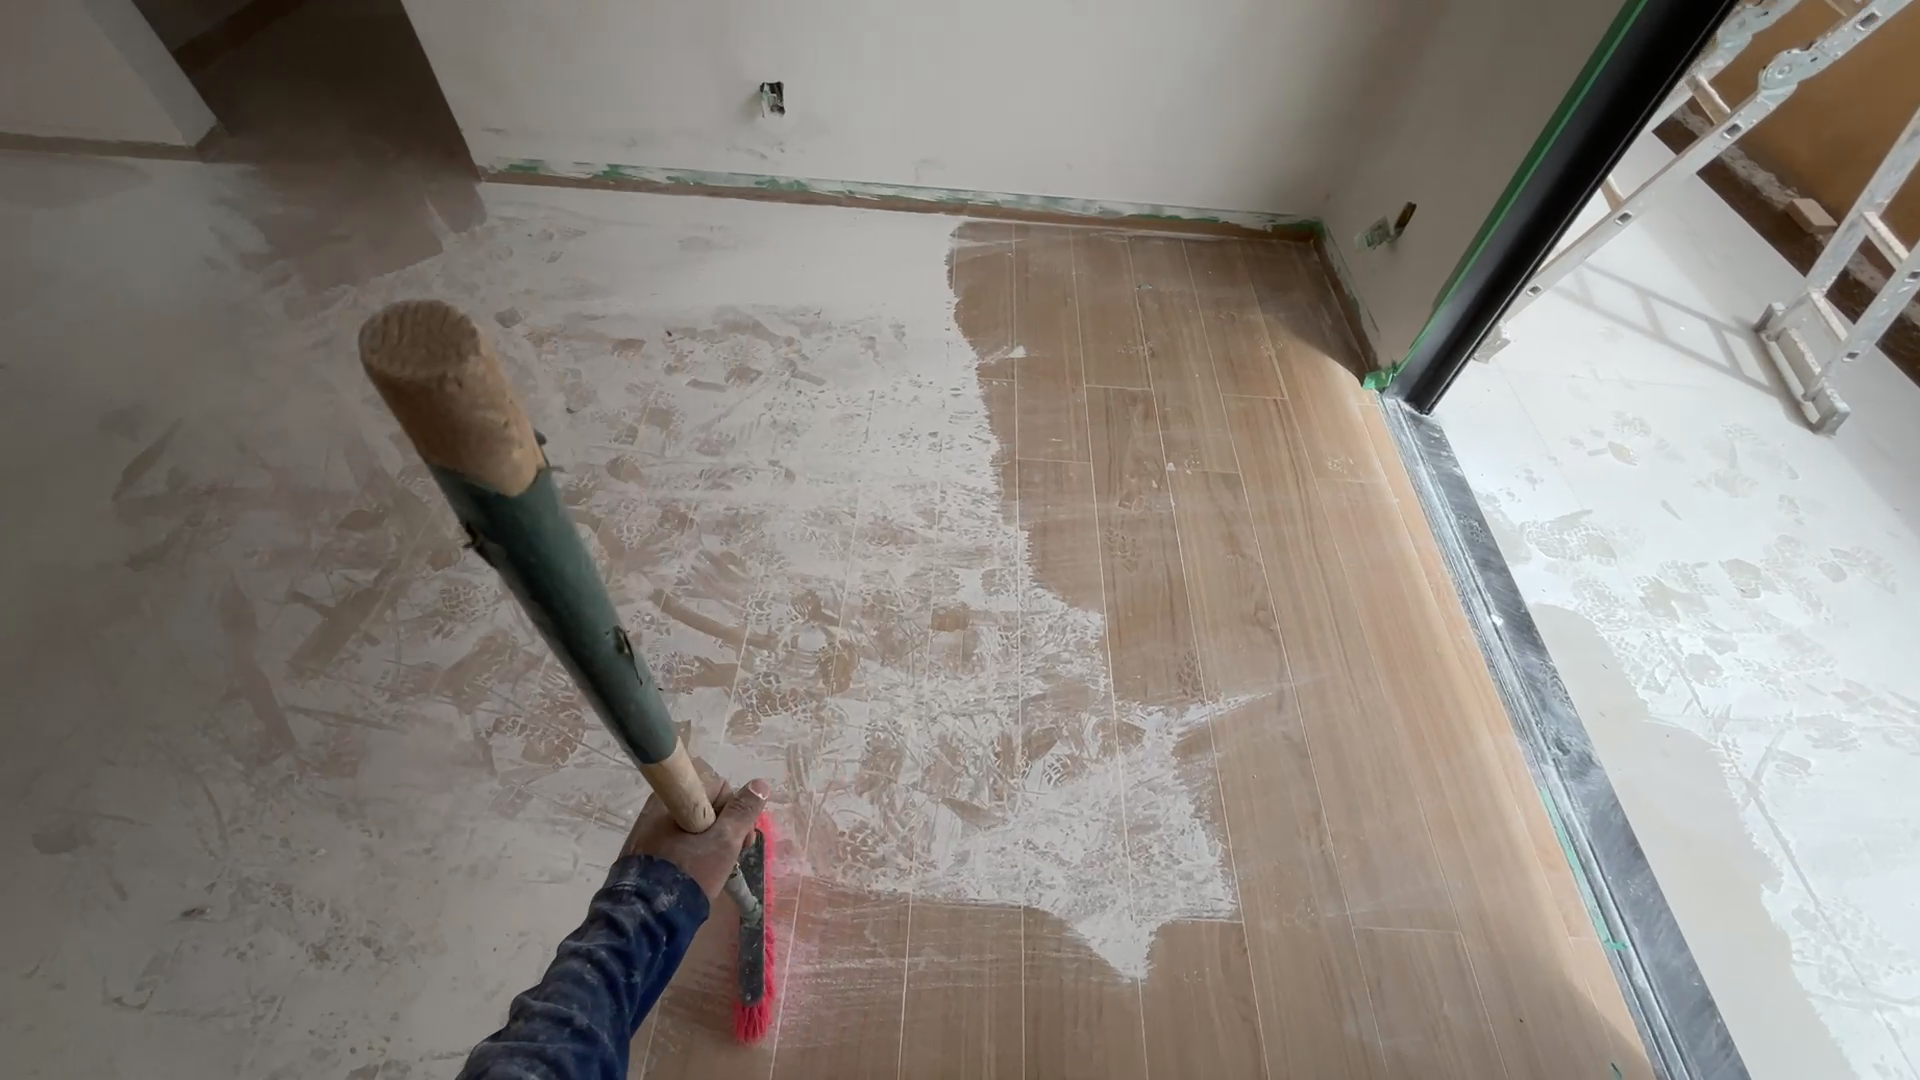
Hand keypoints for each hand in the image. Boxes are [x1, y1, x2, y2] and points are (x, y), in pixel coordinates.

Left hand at [620, 776, 770, 898]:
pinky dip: (692, 846)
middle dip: (725, 823)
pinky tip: (699, 867)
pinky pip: (678, 834)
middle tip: (734, 852)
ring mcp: (649, 824)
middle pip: (706, 800)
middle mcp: (659, 802)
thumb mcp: (725, 843)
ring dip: (711, 836)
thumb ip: (743, 811)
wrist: (645, 917)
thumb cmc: (688, 874)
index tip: (739, 837)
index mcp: (676, 795)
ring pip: (694, 818)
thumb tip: (760, 784)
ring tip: (718, 864)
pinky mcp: (645, 844)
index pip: (718, 783)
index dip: (734, 808)